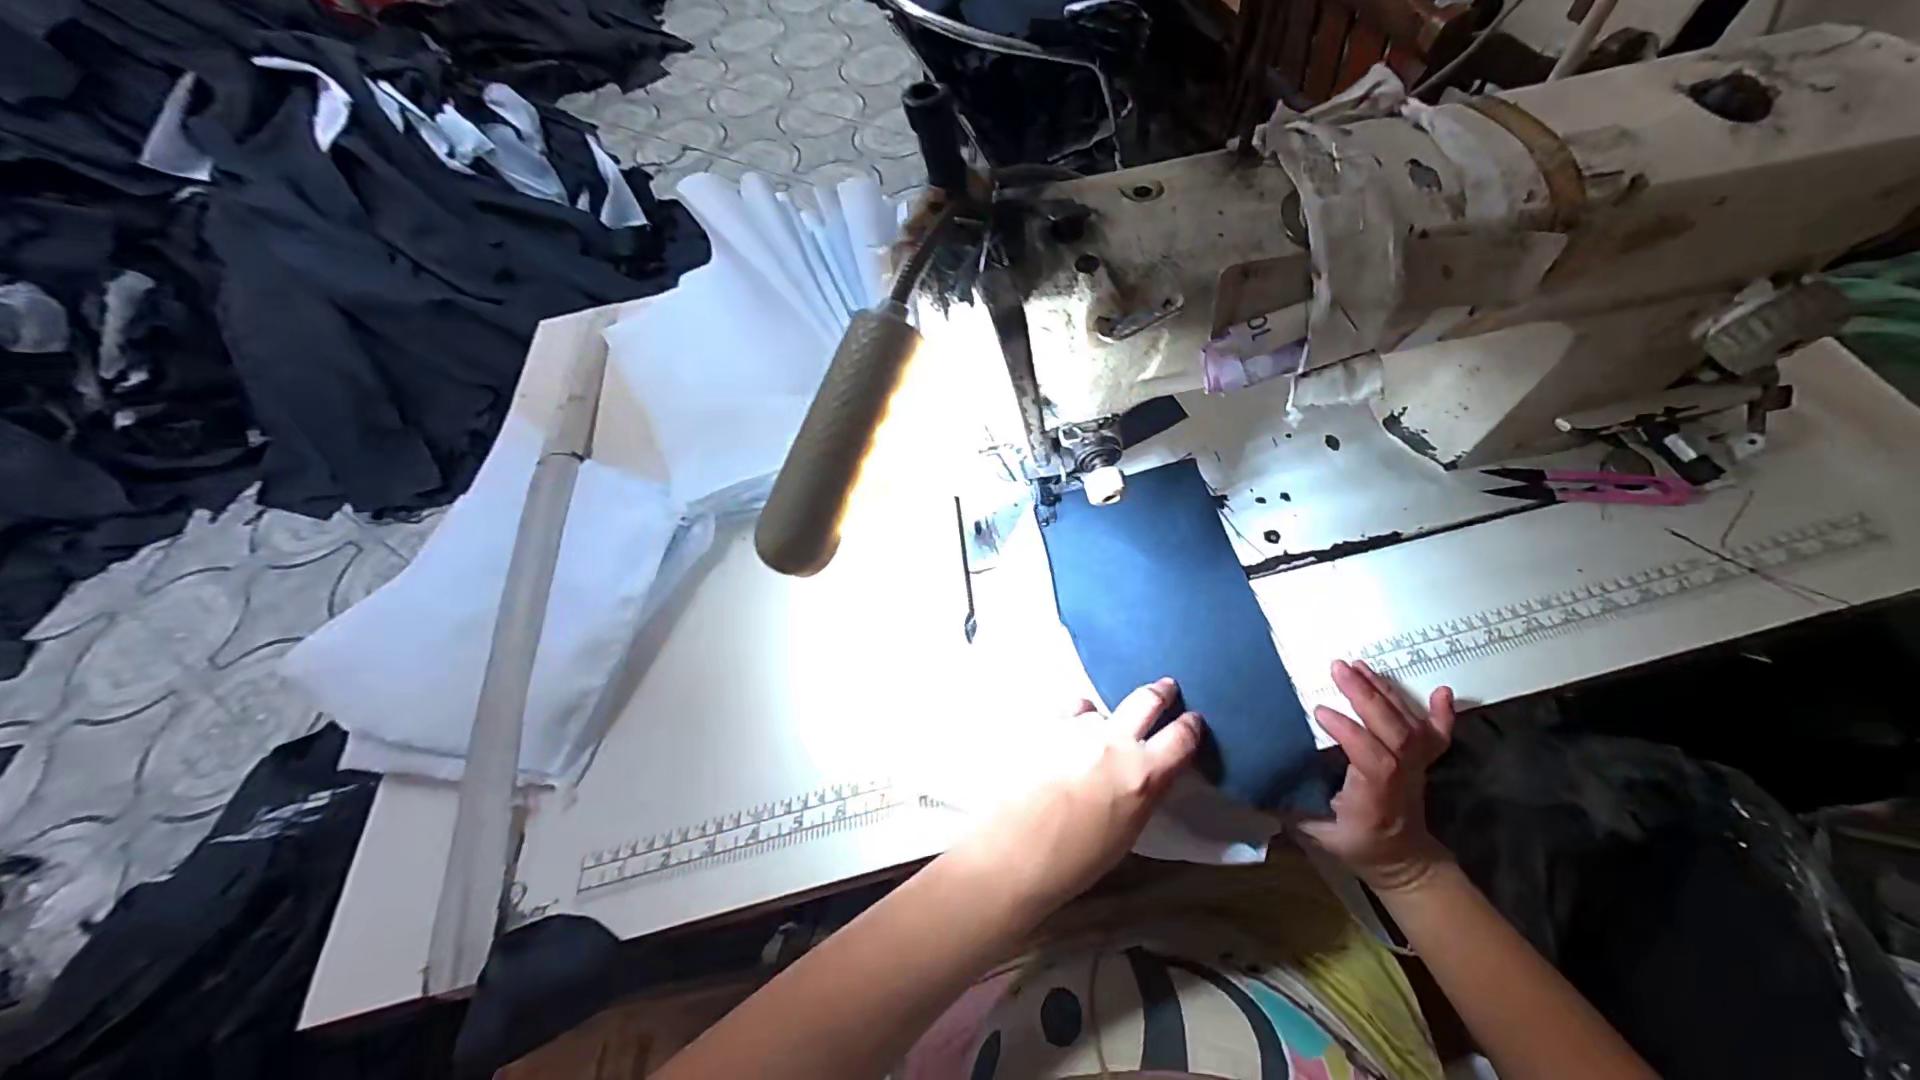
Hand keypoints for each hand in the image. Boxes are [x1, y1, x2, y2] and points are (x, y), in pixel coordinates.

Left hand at [943, 678, 1202, 920]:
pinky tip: (1067, 731)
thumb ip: (1143, 792)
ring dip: (1104, 716)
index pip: (1181, 737)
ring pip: (1099, 707)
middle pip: (1146, 700)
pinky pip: (1068, 712)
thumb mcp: (1127, 831)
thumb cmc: (1075, 860)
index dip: (1191, 726)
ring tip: (1099, 725)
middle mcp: (1114, 742)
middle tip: (1166, 687)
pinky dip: (1073, 718)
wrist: (1014, 851)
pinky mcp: (1045, 725)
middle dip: (1161, 692)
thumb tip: (1148, 774)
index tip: (1193, 720)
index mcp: (1143, 774)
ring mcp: (1077, 728)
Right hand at [1297, 660, 1455, 892]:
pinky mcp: (1422, 760)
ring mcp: (1417, 768)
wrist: (1404, 859)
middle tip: (1338, 667)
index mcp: (1374, 799)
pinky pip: (1437, 735)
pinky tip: (1440, 690)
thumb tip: (1251, 779)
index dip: (1351, 733)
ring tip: (1357, 665)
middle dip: (1368, 697)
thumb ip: (1289, 805)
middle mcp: (1402, 779)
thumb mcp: (1316, 833)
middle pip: (1396, 733)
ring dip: (1384, 692)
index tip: (1319, 710)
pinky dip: (1440, 712)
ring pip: (1410, 726)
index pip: (1374, 761)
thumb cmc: (1356, 844)